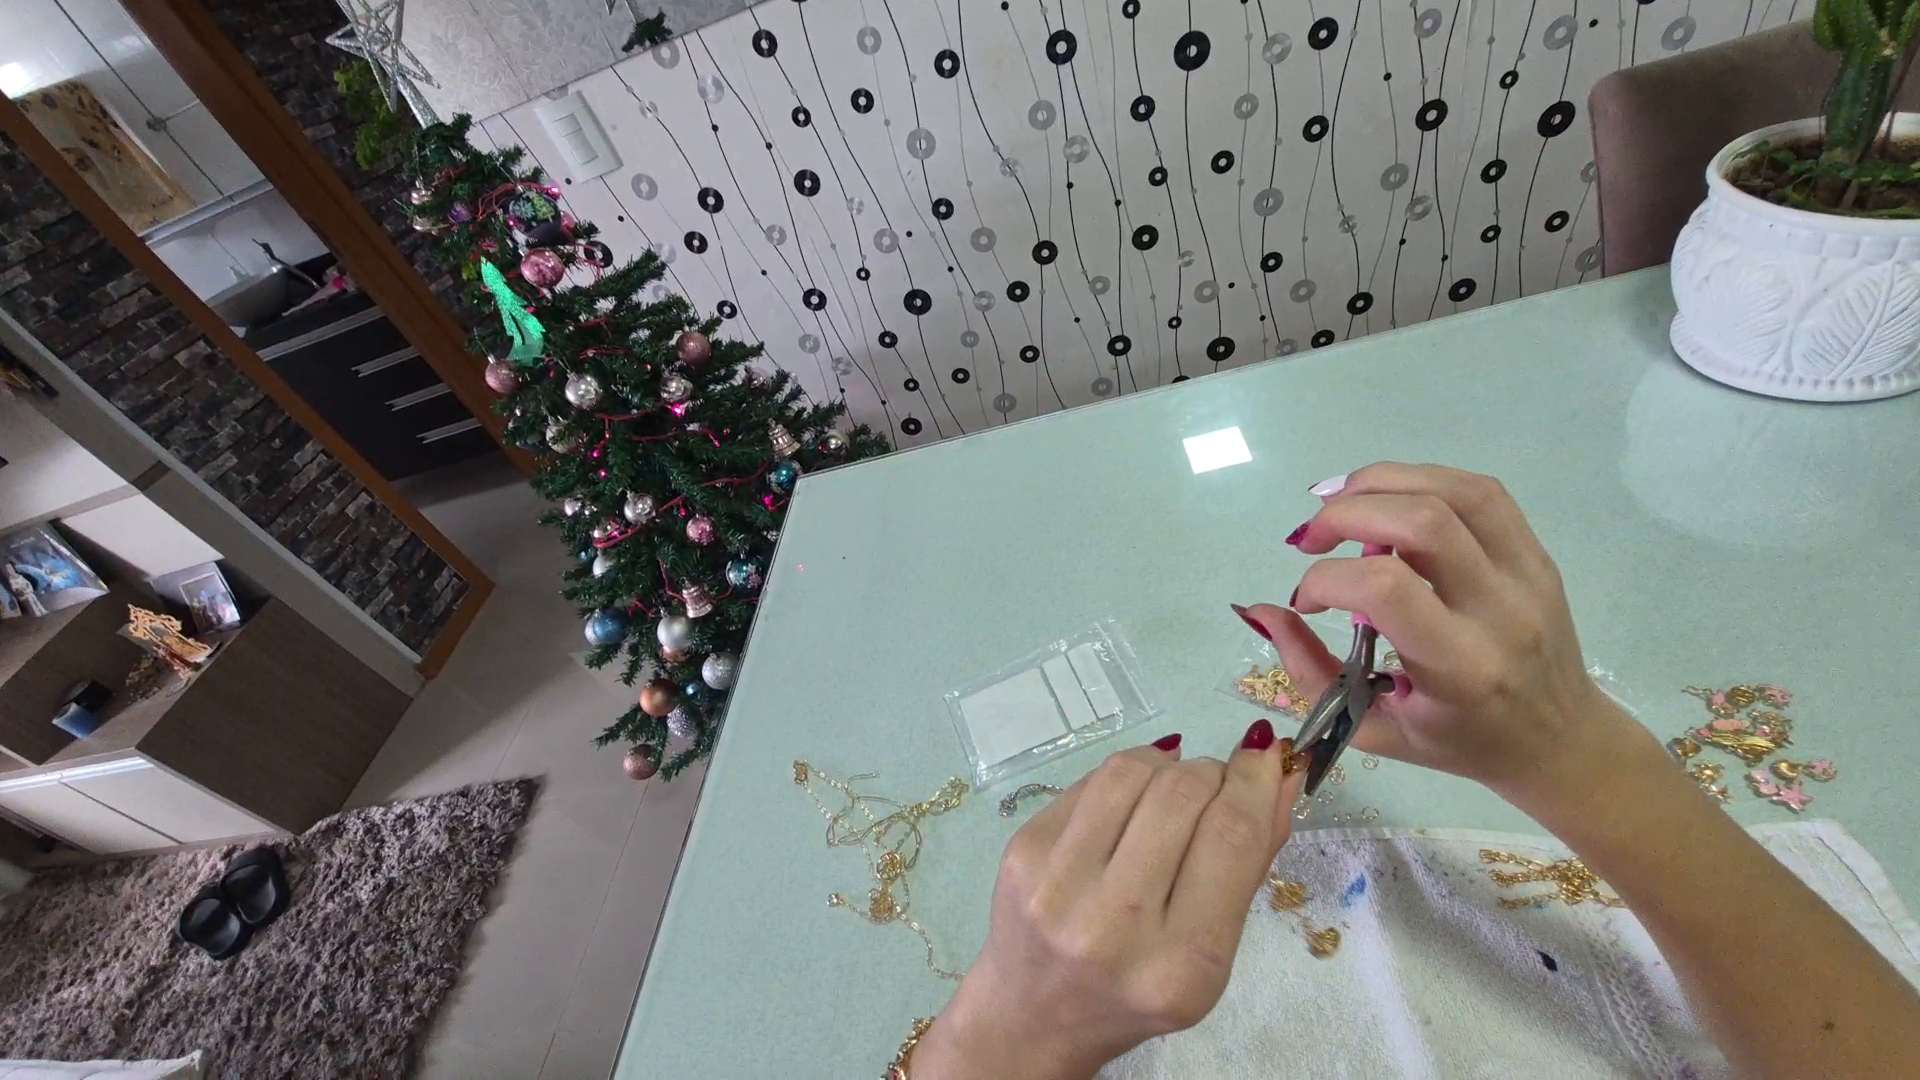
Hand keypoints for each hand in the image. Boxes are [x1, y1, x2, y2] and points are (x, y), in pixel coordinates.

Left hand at [910, 724, 1306, 1079]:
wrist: (1036, 1010)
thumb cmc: (1138, 986)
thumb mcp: (1209, 952)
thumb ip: (1249, 861)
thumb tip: (1277, 772)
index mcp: (1180, 964)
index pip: (1231, 837)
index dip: (1254, 781)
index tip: (1265, 754)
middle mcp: (1113, 922)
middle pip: (1180, 794)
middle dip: (1210, 772)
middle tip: (1216, 782)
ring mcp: (1057, 881)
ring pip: (1128, 773)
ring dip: (1165, 764)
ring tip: (1172, 785)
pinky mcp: (1022, 848)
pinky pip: (1087, 781)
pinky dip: (1122, 776)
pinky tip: (1130, 797)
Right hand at [1235, 463, 1644, 812]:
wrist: (1560, 742)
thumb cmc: (1457, 743)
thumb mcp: (1370, 728)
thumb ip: (1307, 669)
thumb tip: (1257, 611)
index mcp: (1460, 666)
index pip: (1384, 588)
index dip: (1324, 580)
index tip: (1305, 602)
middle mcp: (1500, 612)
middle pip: (1420, 521)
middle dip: (1343, 515)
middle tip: (1309, 539)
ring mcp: (1527, 576)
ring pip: (1452, 491)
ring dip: (1378, 484)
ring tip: (1337, 504)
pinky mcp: (1537, 555)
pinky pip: (1479, 492)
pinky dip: (1418, 480)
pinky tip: (1383, 498)